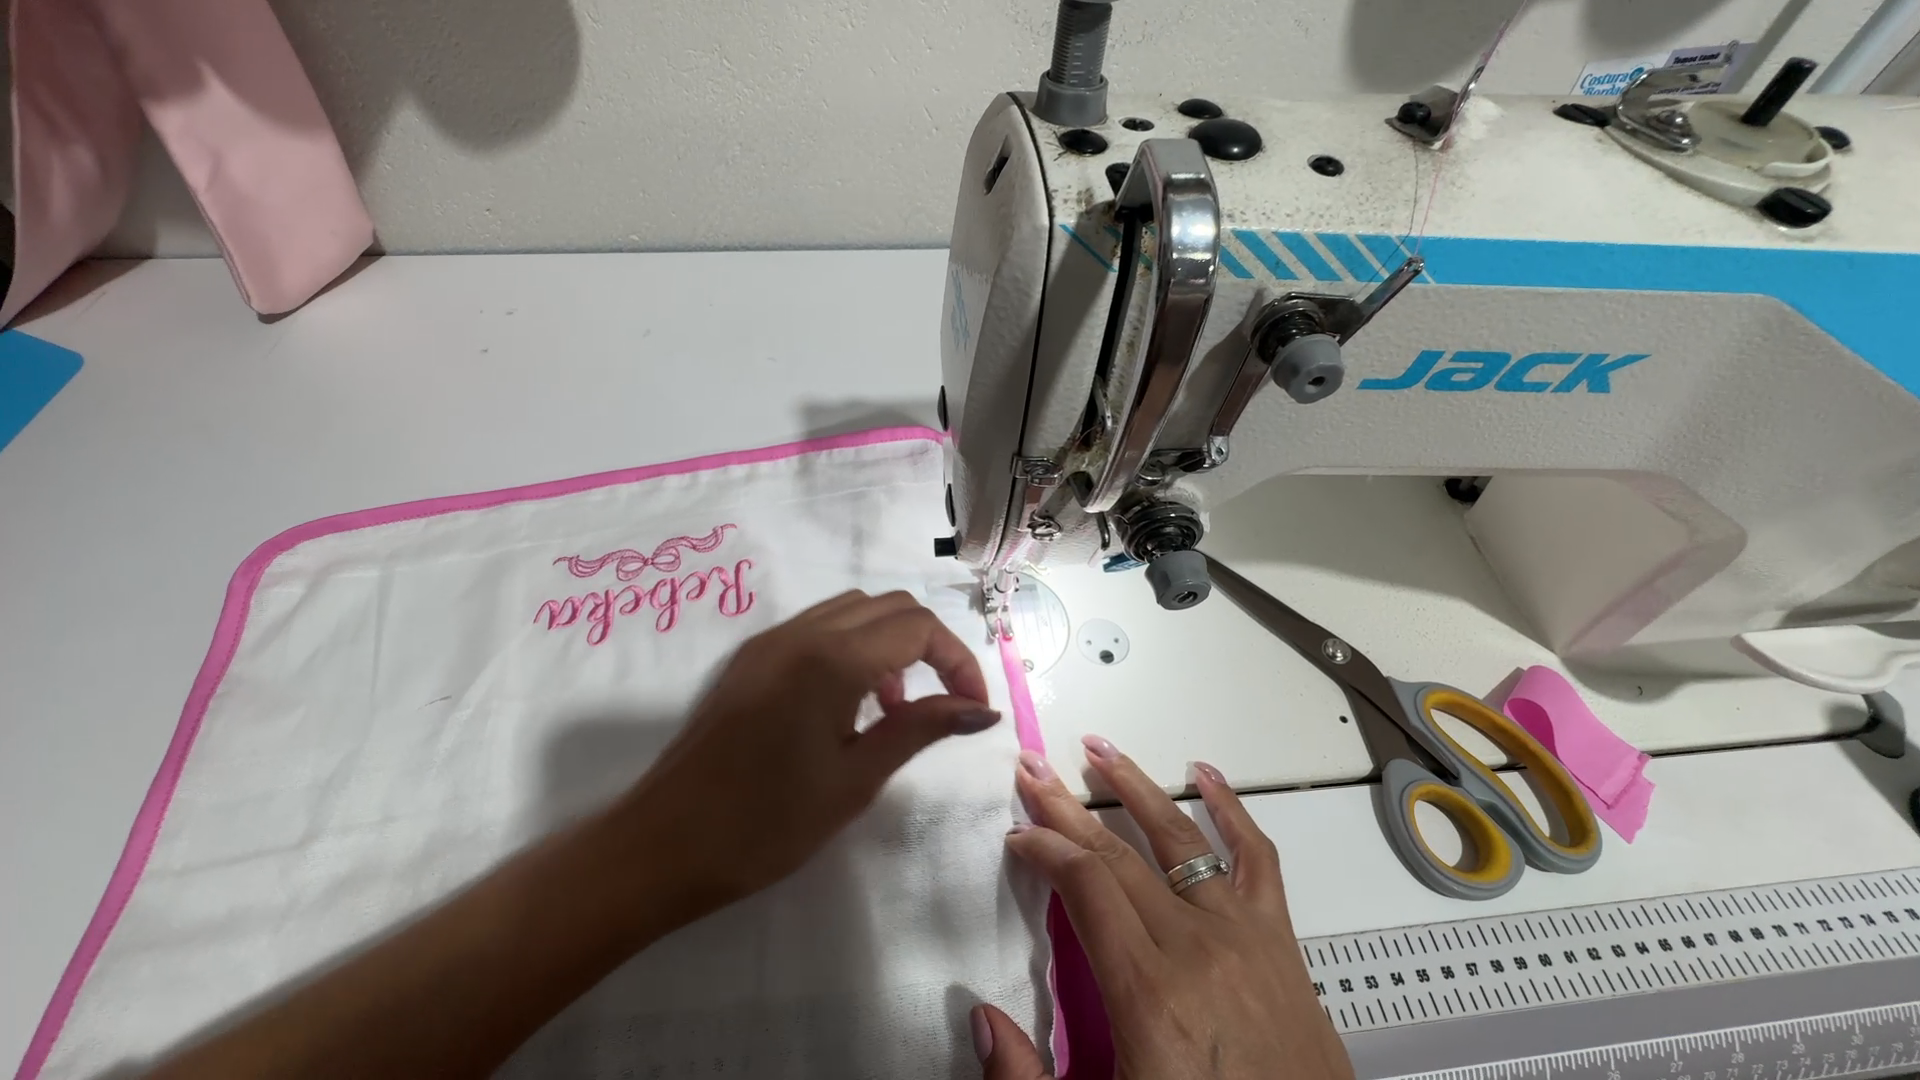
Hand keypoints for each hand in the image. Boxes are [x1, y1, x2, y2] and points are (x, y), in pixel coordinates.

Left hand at [607, 590, 999, 936]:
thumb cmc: (767, 824)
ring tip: (893, 709)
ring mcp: (769, 641)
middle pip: (889, 606)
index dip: (958, 662)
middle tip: (941, 705)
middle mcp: (801, 632)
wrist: (662, 846)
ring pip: (852, 611)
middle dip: (929, 646)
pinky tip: (848, 705)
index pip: (919, 628)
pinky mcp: (749, 659)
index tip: (973, 709)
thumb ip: (921, 729)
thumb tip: (981, 710)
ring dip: (889, 644)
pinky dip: (852, 648)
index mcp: (831, 659)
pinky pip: (817, 629)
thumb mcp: (856, 779)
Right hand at [973, 738, 1352, 1079]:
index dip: (1045, 848)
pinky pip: (1257, 860)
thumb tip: (980, 1014)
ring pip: (1180, 839)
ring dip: (1135, 786)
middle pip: (1118, 853)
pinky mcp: (1282, 943)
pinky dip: (1231, 809)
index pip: (1085, 884)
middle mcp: (1195, 948)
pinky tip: (1206, 774)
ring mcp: (1245, 938)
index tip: (1017, 833)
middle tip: (1031, 767)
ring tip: (1098, 747)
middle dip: (1067, 806)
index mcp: (1146, 994)